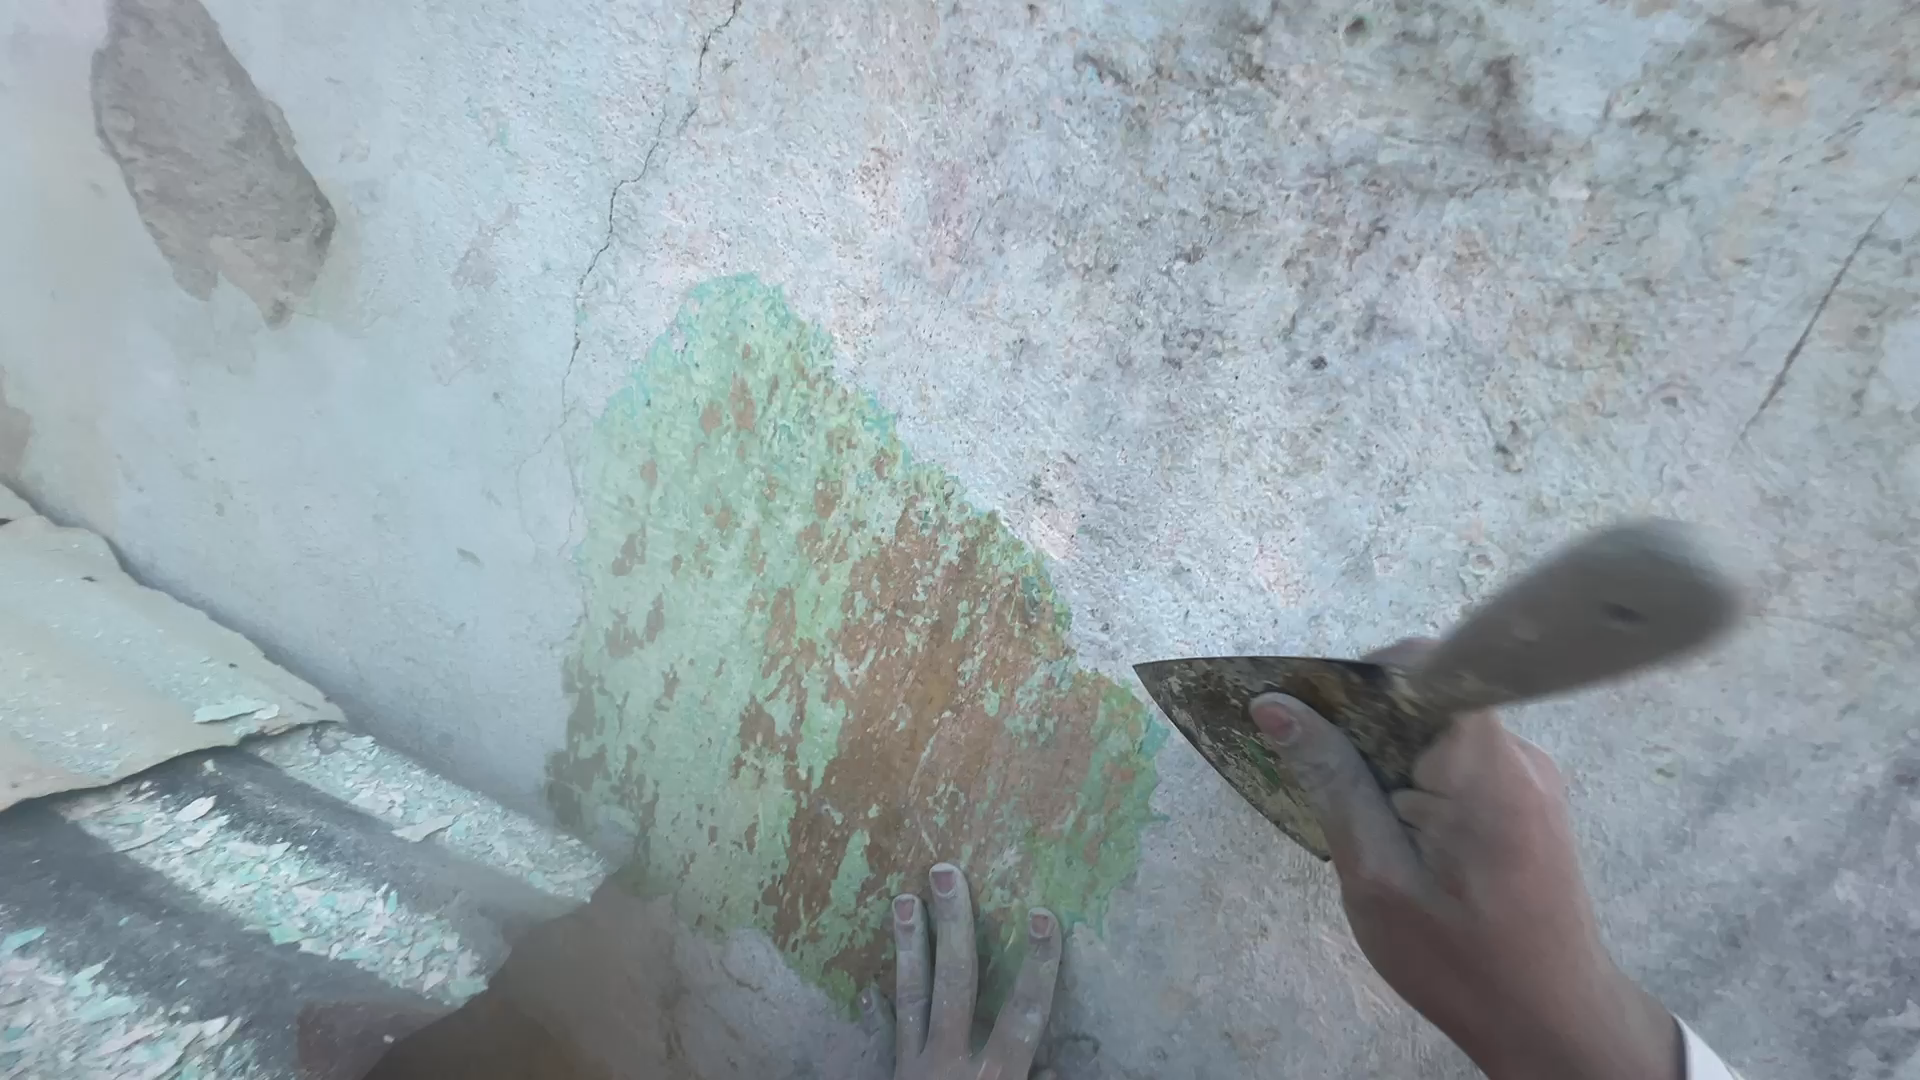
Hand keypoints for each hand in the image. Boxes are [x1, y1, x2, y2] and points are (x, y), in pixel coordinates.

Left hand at [864, 862, 1061, 1079]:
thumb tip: (1049, 1064)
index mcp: (996, 1078)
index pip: (1024, 1013)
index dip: (1038, 965)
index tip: (1043, 914)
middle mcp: (951, 1065)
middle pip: (956, 982)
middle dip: (953, 924)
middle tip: (944, 872)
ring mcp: (913, 1071)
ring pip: (913, 998)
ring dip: (910, 947)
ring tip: (903, 900)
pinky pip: (881, 1044)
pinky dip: (876, 1018)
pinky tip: (868, 991)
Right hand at [1250, 640, 1682, 1079]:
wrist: (1557, 1032)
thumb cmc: (1460, 960)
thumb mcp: (1374, 873)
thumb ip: (1330, 777)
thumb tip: (1273, 705)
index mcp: (1486, 768)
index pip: (1428, 667)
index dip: (1366, 676)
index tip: (1324, 718)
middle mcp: (1518, 757)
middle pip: (1425, 695)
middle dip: (1364, 722)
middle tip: (1329, 776)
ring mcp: (1528, 776)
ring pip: (1435, 725)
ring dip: (1385, 750)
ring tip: (1359, 809)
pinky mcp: (1525, 797)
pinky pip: (1453, 753)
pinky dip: (1411, 770)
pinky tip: (1394, 822)